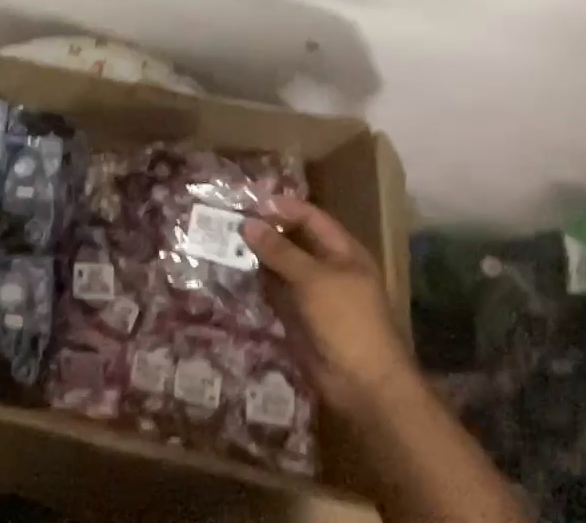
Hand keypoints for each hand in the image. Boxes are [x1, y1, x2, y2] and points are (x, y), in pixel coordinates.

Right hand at [241, 197, 420, 419]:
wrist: (363, 384)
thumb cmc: (347, 321)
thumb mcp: (314, 279)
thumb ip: (280, 250)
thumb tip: (247, 224)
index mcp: (342, 252)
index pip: (310, 217)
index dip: (282, 207)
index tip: (248, 202)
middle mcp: (327, 267)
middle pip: (293, 239)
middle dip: (264, 230)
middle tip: (227, 220)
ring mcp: (311, 293)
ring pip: (279, 265)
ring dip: (255, 255)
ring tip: (221, 242)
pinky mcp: (297, 315)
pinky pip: (273, 291)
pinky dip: (255, 281)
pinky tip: (231, 272)